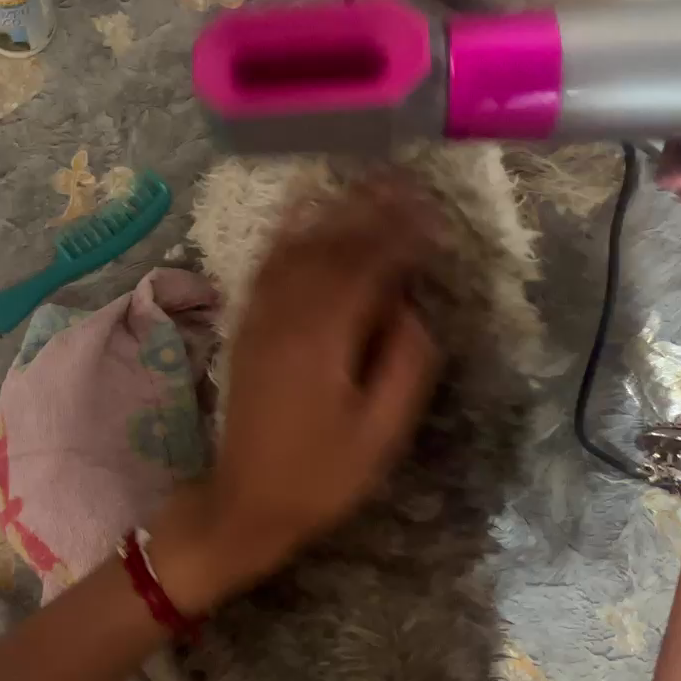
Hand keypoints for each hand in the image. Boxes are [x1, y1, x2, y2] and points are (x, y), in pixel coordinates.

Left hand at [146, 184, 443, 611]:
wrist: (246, 498)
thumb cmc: (323, 475)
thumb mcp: (381, 433)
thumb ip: (405, 364)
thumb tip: (413, 307)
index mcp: (323, 339)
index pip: (368, 268)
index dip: (401, 237)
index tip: (434, 216)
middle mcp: (286, 314)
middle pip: (330, 247)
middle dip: (369, 210)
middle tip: (404, 182)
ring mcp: (259, 316)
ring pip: (297, 248)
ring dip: (331, 213)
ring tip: (365, 186)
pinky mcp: (246, 323)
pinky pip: (265, 265)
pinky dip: (286, 233)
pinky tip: (302, 213)